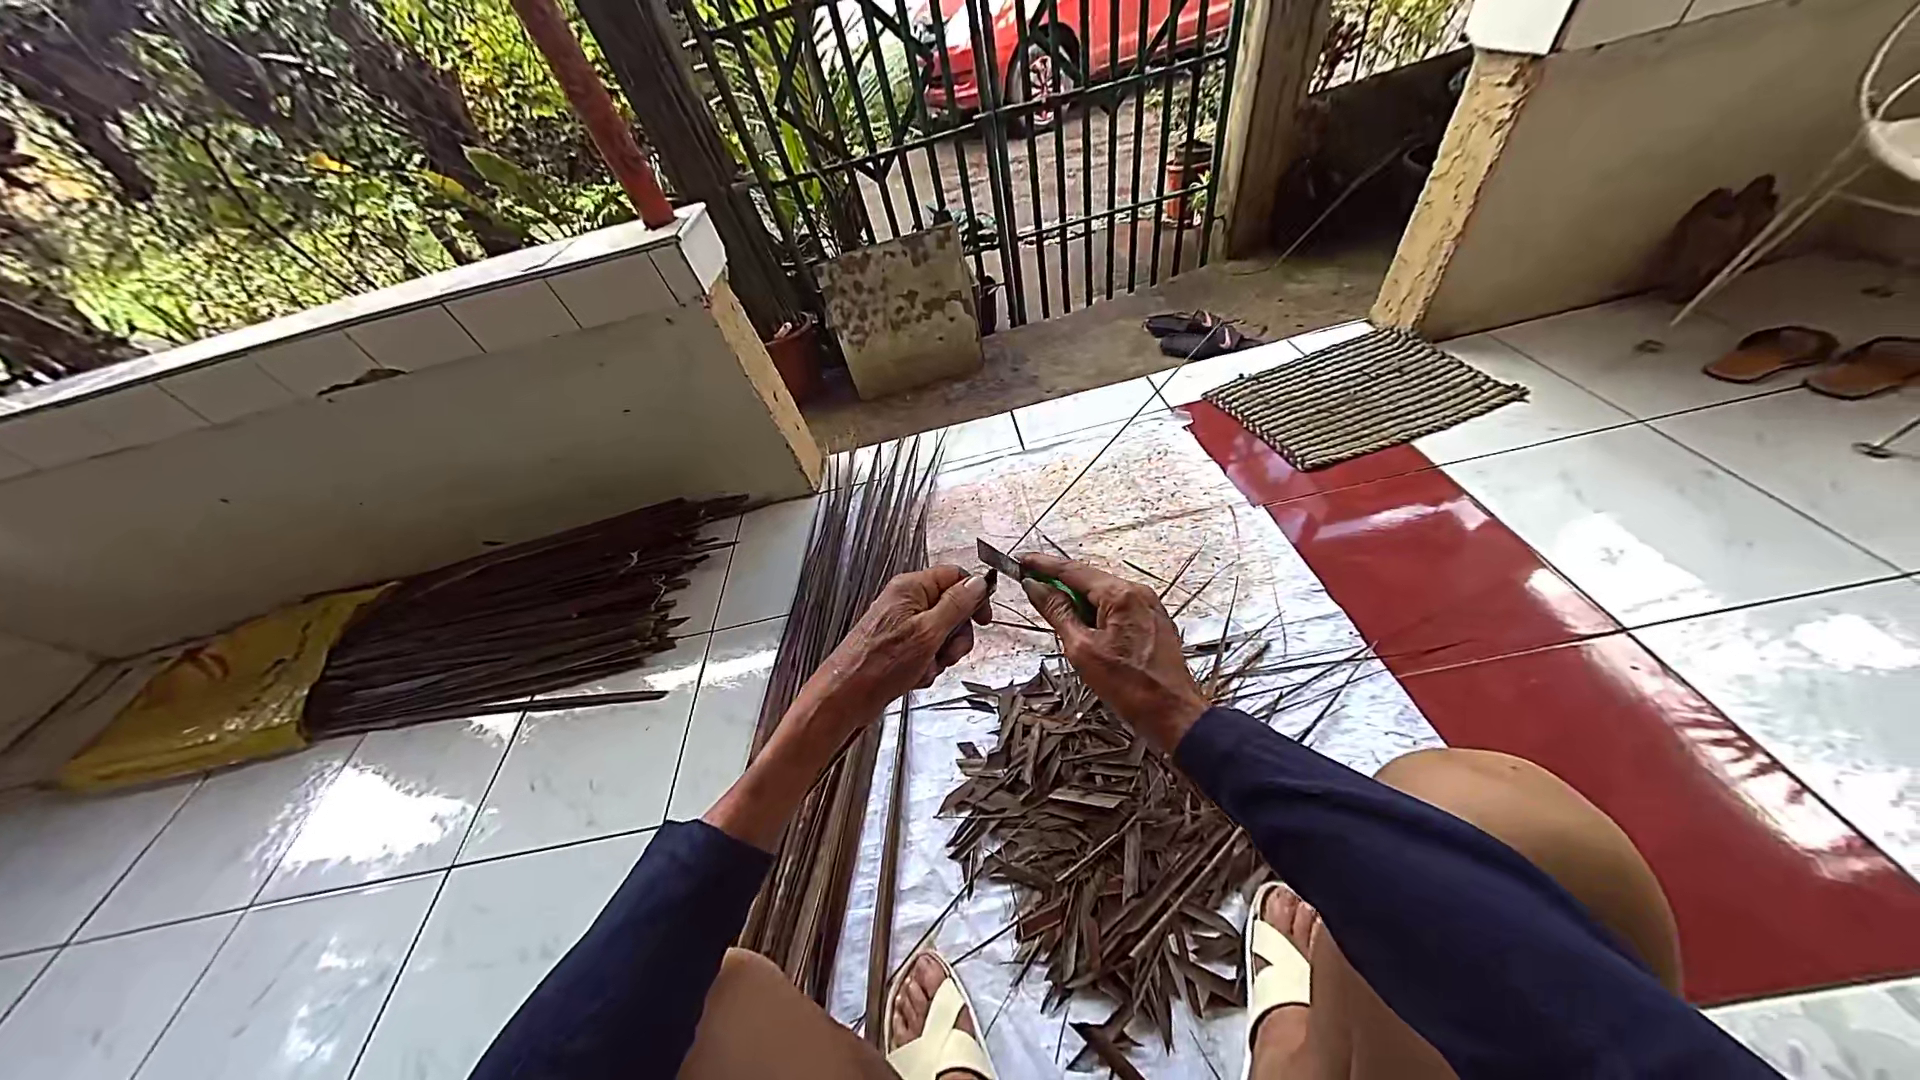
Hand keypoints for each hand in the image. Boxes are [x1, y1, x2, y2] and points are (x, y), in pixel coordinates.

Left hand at [790, 565, 992, 742]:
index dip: (974, 597)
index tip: (982, 619)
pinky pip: (929, 652)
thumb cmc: (876, 664)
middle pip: (953, 609)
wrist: (847, 696)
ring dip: (941, 655)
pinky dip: (928, 666)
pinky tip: (915, 674)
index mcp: (911, 587)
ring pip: (943, 635)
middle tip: (946, 650)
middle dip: (956, 636)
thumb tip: (978, 583)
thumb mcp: (929, 632)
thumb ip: (957, 605)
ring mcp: (903, 625)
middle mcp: (906, 602)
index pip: (955, 577)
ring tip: (926, 665)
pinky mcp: (900, 647)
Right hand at [1018, 553, 1208, 752]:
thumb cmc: (1131, 687)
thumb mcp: (1082, 649)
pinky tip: (1082, 628)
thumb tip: (1036, 588)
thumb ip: (1057, 612)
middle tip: (1032, 587)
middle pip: (1089, 580)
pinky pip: (1116, 608)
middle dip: (1059, 584)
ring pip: (1102, 596)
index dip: (1044, 565)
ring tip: (1055, 615)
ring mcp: (1148, 607)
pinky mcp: (1151, 622)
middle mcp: (1138, 593)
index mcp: (1121, 595)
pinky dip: (1095, 613)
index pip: (1073, 571)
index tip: (1023, 561)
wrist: (1173, 715)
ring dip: (1077, 602)